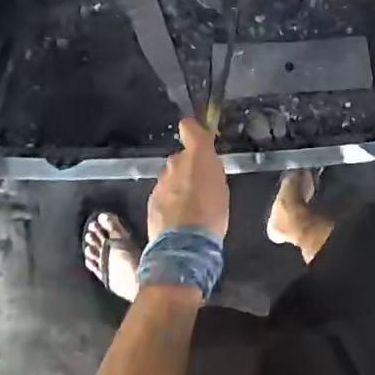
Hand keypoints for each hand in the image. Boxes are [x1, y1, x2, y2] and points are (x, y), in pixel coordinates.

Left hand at [148, 119, 229, 241]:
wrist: (184, 246)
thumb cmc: (212, 214)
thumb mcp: (222, 187)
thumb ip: (212, 169)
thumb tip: (207, 163)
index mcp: (197, 157)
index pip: (189, 128)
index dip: (193, 128)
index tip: (198, 134)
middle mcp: (175, 164)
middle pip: (182, 158)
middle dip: (190, 167)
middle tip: (203, 185)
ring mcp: (161, 183)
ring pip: (172, 177)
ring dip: (180, 185)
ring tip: (192, 205)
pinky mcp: (151, 201)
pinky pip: (164, 193)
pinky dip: (171, 200)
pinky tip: (180, 216)